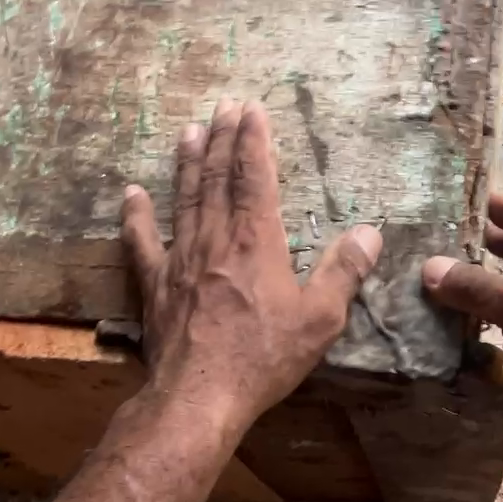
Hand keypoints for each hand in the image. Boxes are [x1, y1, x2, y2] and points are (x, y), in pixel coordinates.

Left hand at [122, 99, 382, 433]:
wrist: (203, 394)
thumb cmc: (265, 358)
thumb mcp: (320, 320)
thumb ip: (343, 273)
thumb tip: (369, 233)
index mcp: (256, 242)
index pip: (254, 177)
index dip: (254, 141)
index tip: (252, 109)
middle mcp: (214, 239)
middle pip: (216, 178)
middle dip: (221, 139)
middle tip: (223, 106)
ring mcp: (180, 260)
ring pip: (184, 199)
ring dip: (187, 163)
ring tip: (189, 131)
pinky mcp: (157, 286)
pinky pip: (143, 242)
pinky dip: (137, 215)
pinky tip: (133, 194)